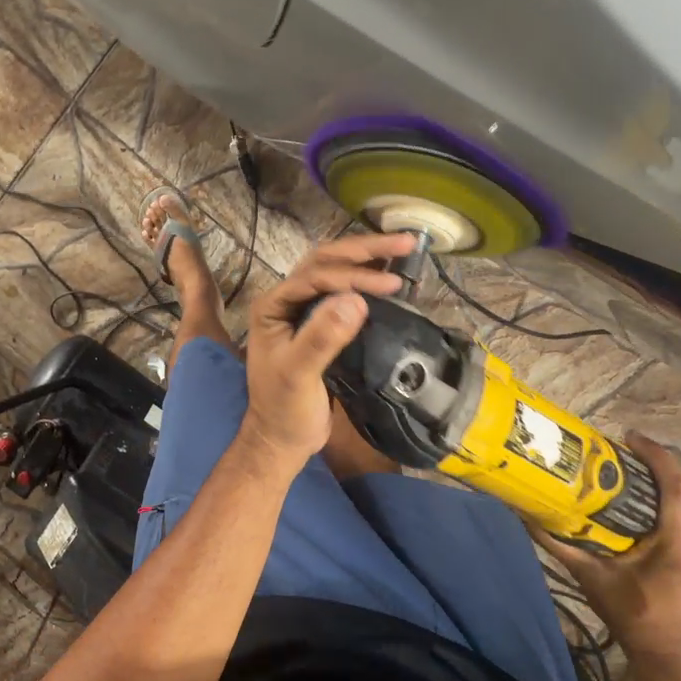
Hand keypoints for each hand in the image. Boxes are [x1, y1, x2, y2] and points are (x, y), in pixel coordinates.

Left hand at [242, 234, 413, 460]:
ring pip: (334, 271)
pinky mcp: (319, 324)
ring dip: (366, 259)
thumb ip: (323, 338)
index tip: (390, 284)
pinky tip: (390, 277)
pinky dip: (366, 280)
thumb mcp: (299, 374)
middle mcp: (285, 300)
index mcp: (272, 305)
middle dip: (364, 250)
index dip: (352, 275)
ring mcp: (302, 310)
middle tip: (407, 242)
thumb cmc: (284, 408)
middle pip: (325, 261)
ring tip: (405, 250)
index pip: (315, 277)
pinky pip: (342, 290)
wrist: (282, 438)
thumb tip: (357, 300)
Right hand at [534, 434, 680, 680]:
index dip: (657, 456)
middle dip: (658, 468)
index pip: (678, 487)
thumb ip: (561, 546)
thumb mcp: (594, 582)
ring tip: (635, 484)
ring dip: (669, 490)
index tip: (628, 438)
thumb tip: (526, 514)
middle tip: (623, 458)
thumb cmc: (637, 621)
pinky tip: (654, 520)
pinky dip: (678, 511)